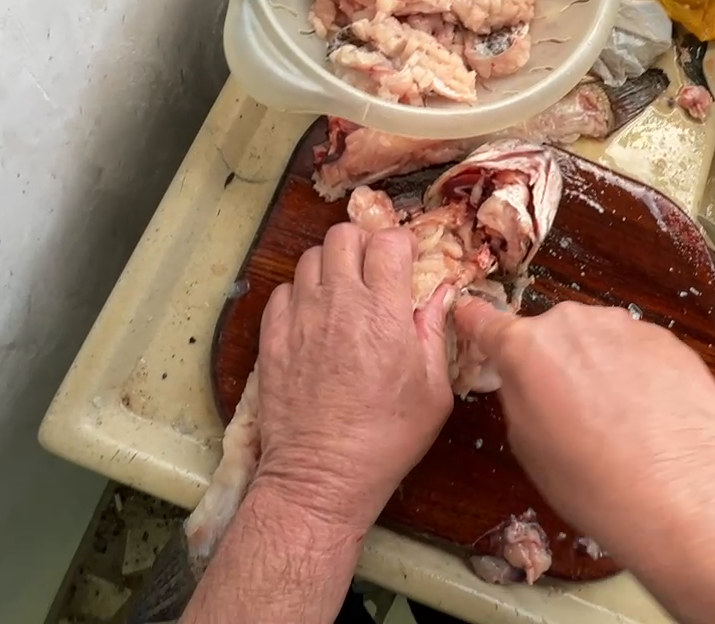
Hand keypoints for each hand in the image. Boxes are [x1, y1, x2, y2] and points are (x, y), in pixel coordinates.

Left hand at [252, 223, 455, 536]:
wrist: (320, 479)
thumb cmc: (386, 439)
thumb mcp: (433, 392)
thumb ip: (435, 332)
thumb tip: (442, 292)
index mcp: (384, 312)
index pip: (388, 242)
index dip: (401, 243)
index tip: (406, 260)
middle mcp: (339, 302)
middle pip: (344, 235)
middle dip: (363, 244)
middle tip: (373, 269)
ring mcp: (300, 316)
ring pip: (311, 256)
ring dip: (331, 266)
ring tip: (342, 291)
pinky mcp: (272, 335)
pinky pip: (283, 290)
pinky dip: (300, 293)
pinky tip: (313, 317)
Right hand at [452, 300, 714, 566]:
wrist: (680, 489)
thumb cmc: (593, 479)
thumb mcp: (528, 444)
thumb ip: (519, 393)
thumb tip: (528, 378)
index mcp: (524, 348)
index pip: (485, 319)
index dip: (476, 320)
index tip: (471, 315)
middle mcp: (569, 323)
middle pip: (551, 334)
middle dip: (555, 360)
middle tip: (573, 408)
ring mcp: (619, 325)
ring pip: (596, 339)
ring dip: (599, 364)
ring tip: (621, 417)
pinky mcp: (662, 337)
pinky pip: (636, 348)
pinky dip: (637, 372)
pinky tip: (650, 412)